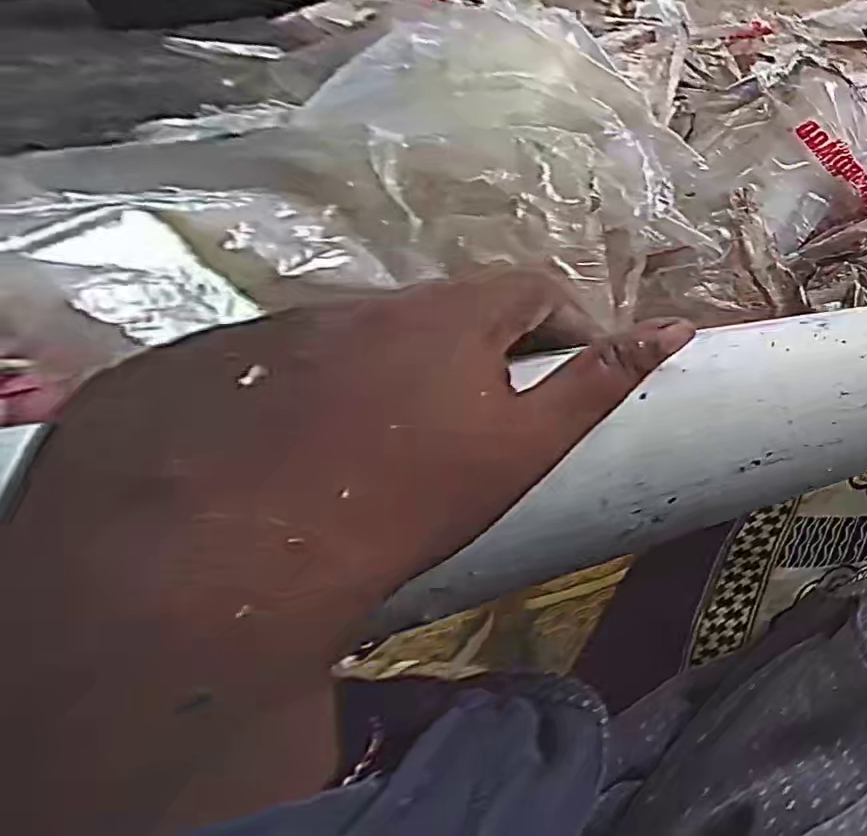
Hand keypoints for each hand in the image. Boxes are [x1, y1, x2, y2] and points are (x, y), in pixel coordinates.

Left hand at [0, 271, 692, 829]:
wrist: (213, 581)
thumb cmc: (407, 503)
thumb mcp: (529, 442)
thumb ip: (605, 377)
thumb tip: (677, 326)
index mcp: (448, 317)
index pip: (532, 289)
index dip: (564, 323)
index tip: (566, 370)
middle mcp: (359, 307)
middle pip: (448, 310)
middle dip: (482, 348)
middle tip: (484, 415)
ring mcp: (262, 334)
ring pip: (363, 335)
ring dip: (397, 367)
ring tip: (392, 438)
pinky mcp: (184, 370)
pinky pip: (274, 361)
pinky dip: (307, 387)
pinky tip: (300, 449)